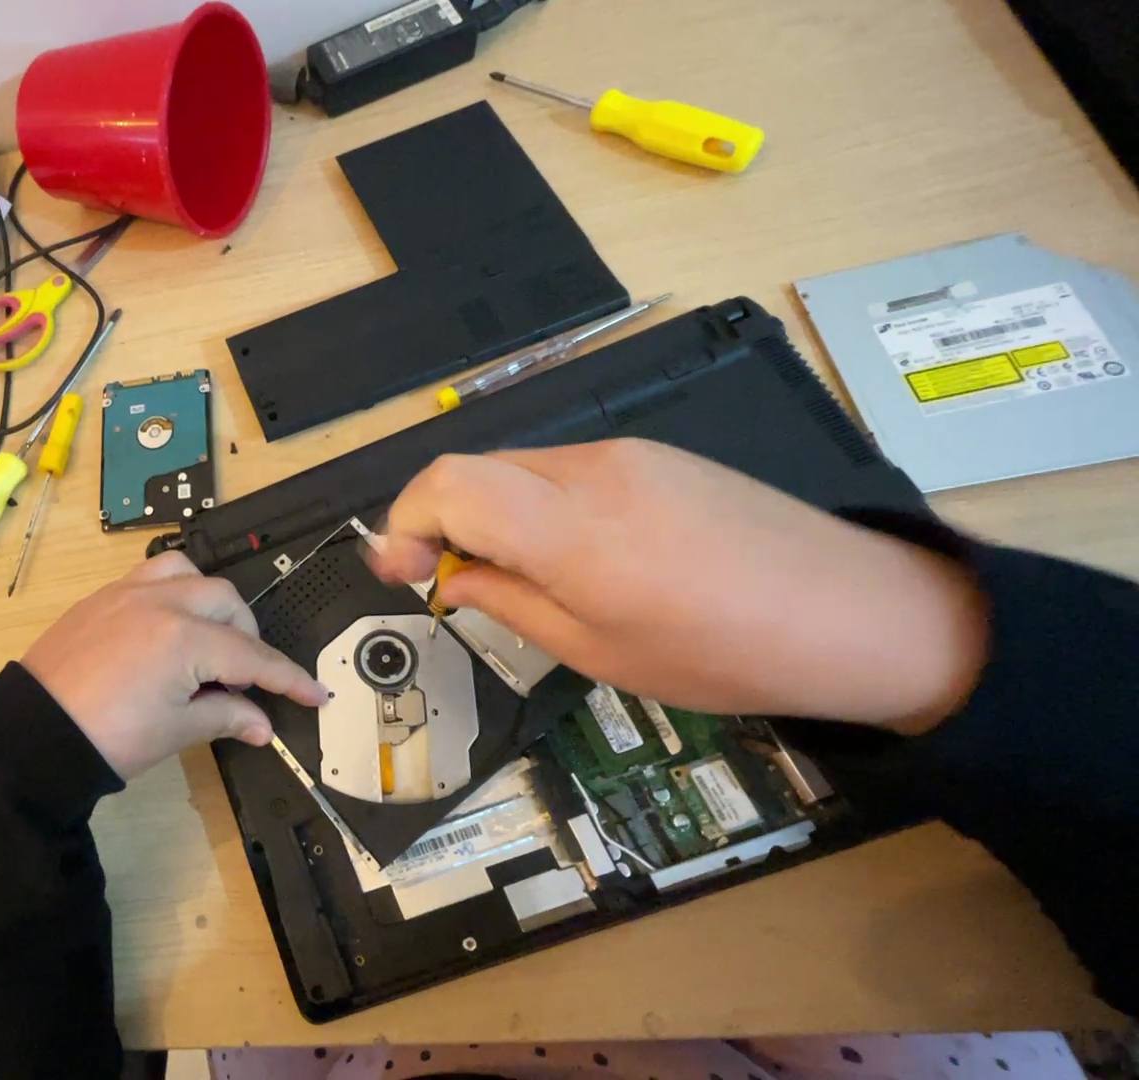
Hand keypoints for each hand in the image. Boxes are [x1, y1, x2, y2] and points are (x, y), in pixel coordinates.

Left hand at [22, 552, 328, 778]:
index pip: (252, 655)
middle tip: (247, 677)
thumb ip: (225, 718)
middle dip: (247, 637)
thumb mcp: (174, 731)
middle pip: (227, 603)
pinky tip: (167, 626)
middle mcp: (160, 602)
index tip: (315, 693)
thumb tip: (262, 724)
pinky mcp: (102, 596)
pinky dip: (172, 592)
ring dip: (210, 601)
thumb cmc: (106, 738)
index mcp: (184, 638)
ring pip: (188, 572)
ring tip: (208, 637)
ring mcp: (127, 592)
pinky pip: (150, 575)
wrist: (32, 735)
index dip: (288, 678)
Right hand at [369, 440, 987, 733]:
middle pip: (468, 470)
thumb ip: (505, 601)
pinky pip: (557, 470)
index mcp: (571, 529)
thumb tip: (448, 579)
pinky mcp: (649, 454)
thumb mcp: (595, 649)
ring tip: (502, 570)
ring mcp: (622, 453)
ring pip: (510, 467)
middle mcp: (588, 470)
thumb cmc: (722, 654)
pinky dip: (526, 504)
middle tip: (441, 577)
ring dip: (481, 513)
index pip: (446, 485)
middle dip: (434, 520)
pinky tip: (558, 549)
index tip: (400, 572)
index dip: (404, 523)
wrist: (864, 613)